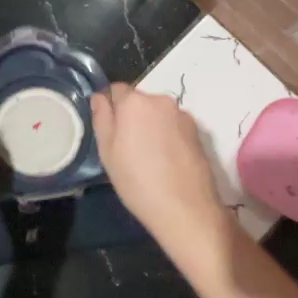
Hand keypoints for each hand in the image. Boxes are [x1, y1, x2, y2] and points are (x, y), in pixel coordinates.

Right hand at [90, 84, 232, 257]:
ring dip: (151, 126)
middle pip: (139, 101)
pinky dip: (168, 136)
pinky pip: (174, 126)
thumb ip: (102, 118)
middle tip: (127, 148)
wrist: (185, 208)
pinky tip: (166, 162)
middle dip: (131, 117)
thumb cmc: (137, 180)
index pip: (115, 90)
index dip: (110, 108)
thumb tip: (100, 97)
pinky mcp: (198, 132)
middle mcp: (161, 101)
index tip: (109, 132)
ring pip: (158, 114)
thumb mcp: (107, 151)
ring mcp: (183, 115)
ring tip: (149, 158)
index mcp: (135, 102)